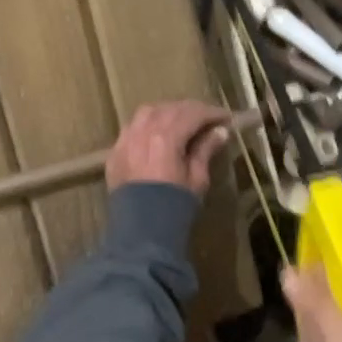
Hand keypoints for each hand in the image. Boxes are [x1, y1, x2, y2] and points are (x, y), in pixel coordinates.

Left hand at [105, 101, 233, 196]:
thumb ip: (205, 150)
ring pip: (148, 112)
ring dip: (167, 112)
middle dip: (191, 110)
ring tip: (182, 121)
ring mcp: (125, 141)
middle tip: (207, 119)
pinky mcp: (115, 152)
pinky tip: (157, 133)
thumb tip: (220, 131)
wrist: (140, 233)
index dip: (212, 113)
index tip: (226, 118)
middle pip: (170, 109)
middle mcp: (143, 132)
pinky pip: (132, 127)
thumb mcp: (197, 179)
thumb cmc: (174, 206)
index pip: (192, 114)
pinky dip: (148, 124)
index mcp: (165, 138)